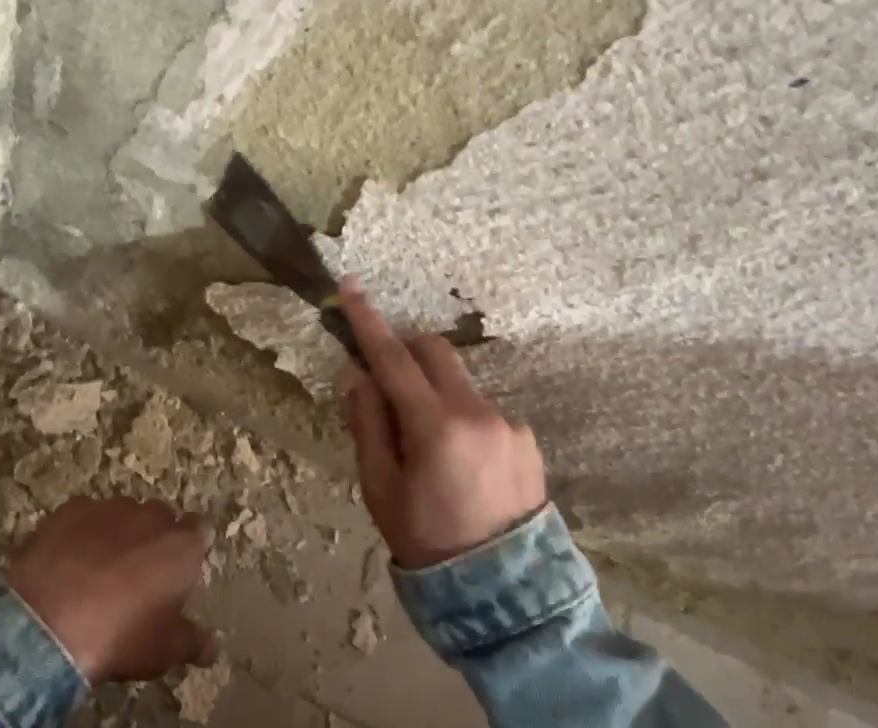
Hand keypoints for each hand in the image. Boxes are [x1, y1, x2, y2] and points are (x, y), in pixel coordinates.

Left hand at [5, 496, 216, 682]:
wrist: (50, 618)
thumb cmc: (121, 634)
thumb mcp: (165, 650)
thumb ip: (194, 642)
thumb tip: (215, 645)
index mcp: (180, 546)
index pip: (199, 530)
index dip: (192, 547)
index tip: (183, 567)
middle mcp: (148, 516)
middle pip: (161, 517)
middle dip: (156, 537)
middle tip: (143, 571)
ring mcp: (107, 507)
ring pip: (123, 513)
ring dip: (120, 531)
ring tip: (103, 566)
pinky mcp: (70, 508)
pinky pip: (86, 514)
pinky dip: (84, 530)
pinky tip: (72, 557)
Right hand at [338, 277, 546, 568]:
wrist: (504, 592)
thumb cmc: (426, 538)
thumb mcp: (380, 486)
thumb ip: (367, 422)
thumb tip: (356, 373)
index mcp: (436, 426)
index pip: (393, 357)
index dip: (367, 320)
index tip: (350, 286)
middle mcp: (478, 413)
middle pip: (435, 350)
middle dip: (405, 349)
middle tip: (384, 378)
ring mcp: (509, 424)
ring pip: (459, 381)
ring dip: (433, 389)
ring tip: (425, 443)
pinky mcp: (527, 439)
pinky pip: (482, 408)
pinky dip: (459, 415)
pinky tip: (458, 460)